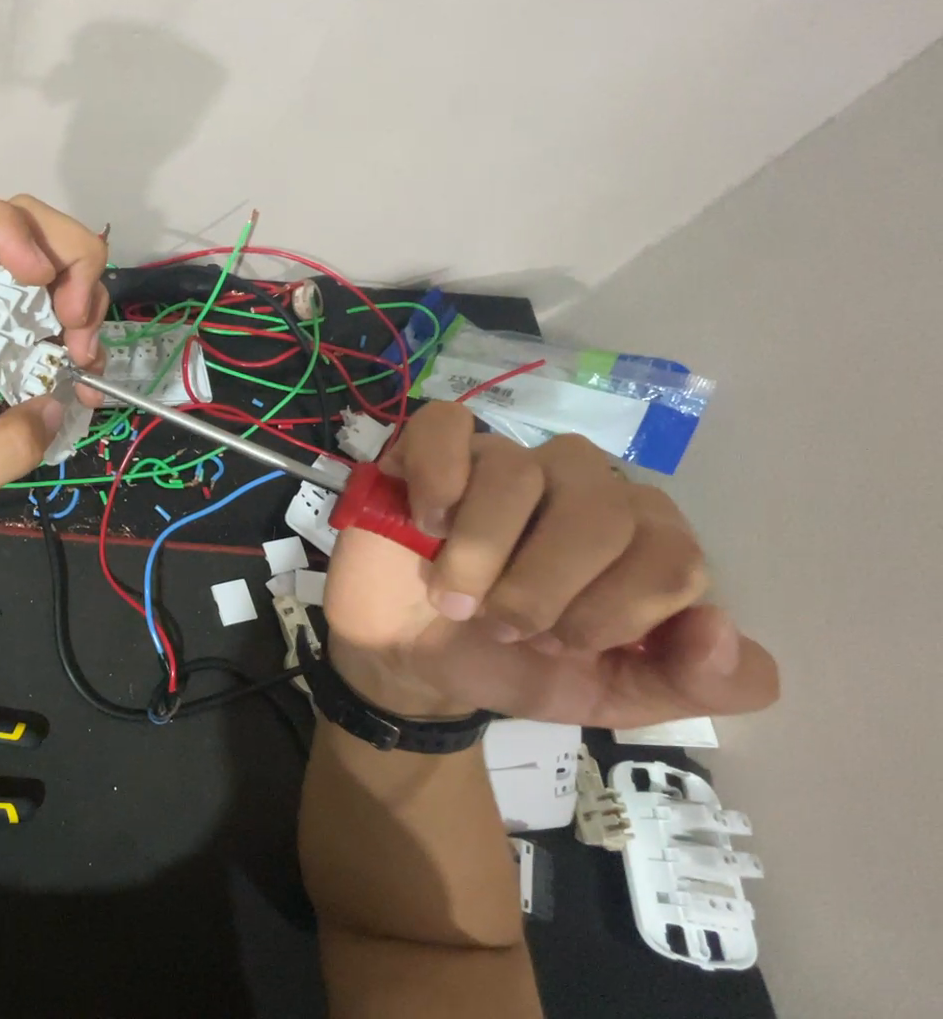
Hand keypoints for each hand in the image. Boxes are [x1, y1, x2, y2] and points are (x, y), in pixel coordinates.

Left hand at [0, 196, 109, 534]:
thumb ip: (5, 452)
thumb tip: (57, 404)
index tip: (40, 276)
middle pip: (7, 226)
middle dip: (65, 257)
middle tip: (79, 325)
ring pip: (33, 264)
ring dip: (77, 296)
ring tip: (84, 358)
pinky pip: (38, 310)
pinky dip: (71, 331)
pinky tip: (81, 375)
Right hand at [322, 402, 778, 727]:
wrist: (405, 657)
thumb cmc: (505, 664)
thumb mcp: (610, 695)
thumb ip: (696, 682)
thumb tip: (718, 626)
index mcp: (639, 539)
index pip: (672, 559)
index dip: (611, 616)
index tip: (554, 645)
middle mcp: (581, 486)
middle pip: (600, 515)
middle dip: (542, 593)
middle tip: (502, 627)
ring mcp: (503, 461)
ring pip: (517, 475)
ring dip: (479, 554)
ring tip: (451, 596)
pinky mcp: (430, 450)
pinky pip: (446, 427)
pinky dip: (437, 478)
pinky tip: (428, 523)